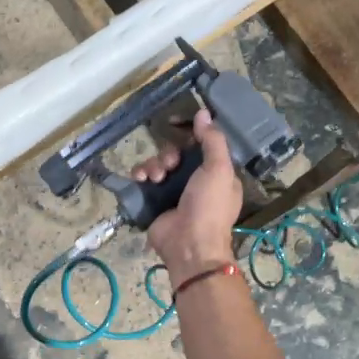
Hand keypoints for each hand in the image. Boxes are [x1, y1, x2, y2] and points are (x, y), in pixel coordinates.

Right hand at [140, 109, 240, 281]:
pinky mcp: (155, 202)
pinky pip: (144, 180)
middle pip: (177, 153)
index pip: (202, 145)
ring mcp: (174, 193)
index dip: (190, 133)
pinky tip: (139, 179)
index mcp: (217, 174)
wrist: (189, 245)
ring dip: (154, 165)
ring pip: (159, 165)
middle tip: (169, 164)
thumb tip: (203, 113)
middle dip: (169, 154)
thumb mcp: (218, 169)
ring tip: (154, 178)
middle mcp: (196, 182)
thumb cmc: (209, 206)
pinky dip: (141, 175)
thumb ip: (212, 140)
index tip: (176, 123)